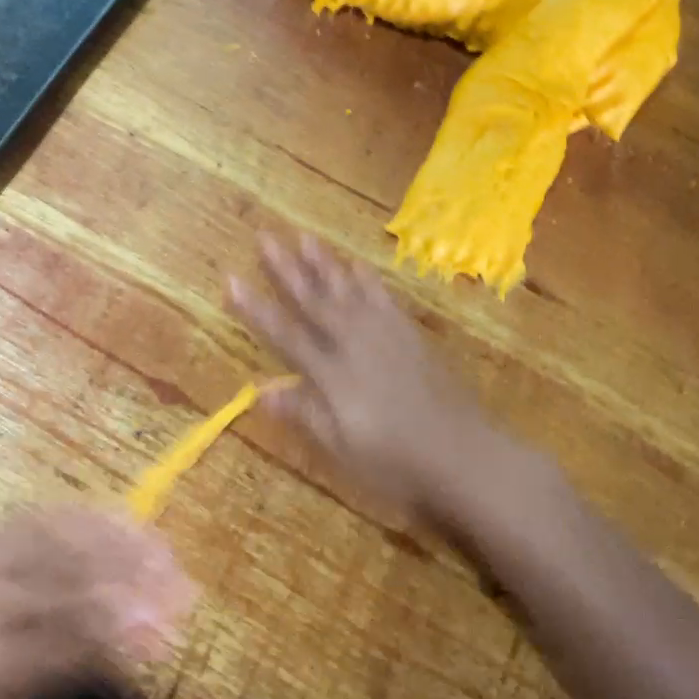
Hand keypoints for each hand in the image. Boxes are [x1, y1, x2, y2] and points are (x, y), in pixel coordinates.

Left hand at [0, 508, 194, 698]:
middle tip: (182, 575)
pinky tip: (95, 511)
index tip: (170, 627)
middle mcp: (5, 607)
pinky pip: (27, 521)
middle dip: (137, 581)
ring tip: (155, 535)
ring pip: (61, 547)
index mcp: (8, 662)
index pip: (82, 643)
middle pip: (81, 588)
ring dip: (113, 540)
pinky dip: (69, 516)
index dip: (130, 633)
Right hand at [228, 233, 523, 525]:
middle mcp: (355, 345)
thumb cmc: (397, 462)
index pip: (286, 335)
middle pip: (314, 301)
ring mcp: (386, 336)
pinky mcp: (411, 336)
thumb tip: (262, 390)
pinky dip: (366, 279)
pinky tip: (356, 265)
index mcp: (332, 375)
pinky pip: (383, 298)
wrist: (467, 456)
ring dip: (324, 263)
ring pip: (347, 291)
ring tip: (304, 237)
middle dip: (286, 269)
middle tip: (264, 236)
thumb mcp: (343, 447)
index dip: (256, 308)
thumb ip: (305, 414)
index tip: (231, 280)